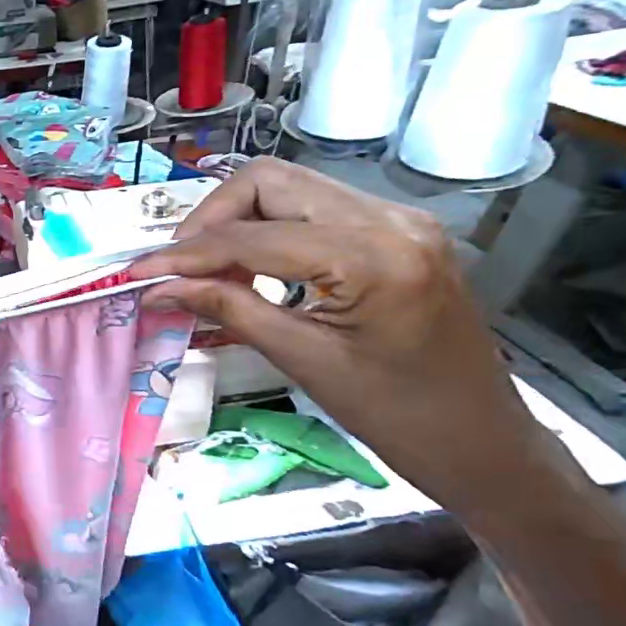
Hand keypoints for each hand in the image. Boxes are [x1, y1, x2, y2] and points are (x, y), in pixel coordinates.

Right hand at [130, 158, 568, 515]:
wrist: (486, 444)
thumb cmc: (399, 417)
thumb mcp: (303, 362)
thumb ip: (227, 310)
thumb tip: (158, 288)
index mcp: (375, 257)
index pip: (253, 235)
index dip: (186, 253)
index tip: (139, 272)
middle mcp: (390, 218)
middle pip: (268, 181)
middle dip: (210, 219)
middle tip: (179, 267)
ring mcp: (397, 218)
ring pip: (287, 186)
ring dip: (236, 221)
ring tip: (209, 269)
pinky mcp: (395, 229)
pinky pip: (311, 207)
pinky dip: (268, 229)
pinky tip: (251, 267)